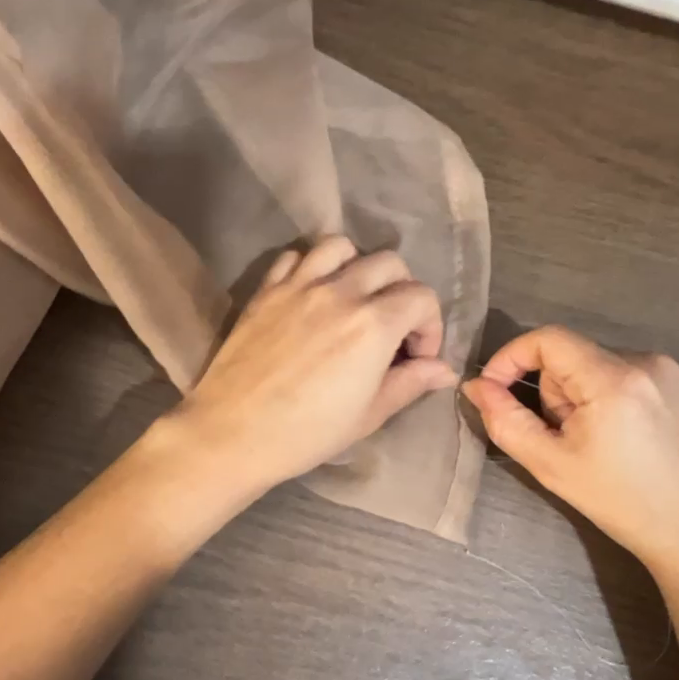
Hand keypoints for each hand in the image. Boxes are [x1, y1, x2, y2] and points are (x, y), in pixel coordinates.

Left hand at [172, 236, 455, 491]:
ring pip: (341, 246)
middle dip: (401, 291)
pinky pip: (294, 256)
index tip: (415, 356)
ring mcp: (299, 285)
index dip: (429, 326)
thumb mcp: (369, 414)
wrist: (234, 432)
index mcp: (374, 324)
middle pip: (389, 263)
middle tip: (391, 327)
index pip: (421, 297)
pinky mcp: (266, 290)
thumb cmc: (307, 433)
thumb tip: (444, 369)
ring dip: (357, 266)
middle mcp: (340, 291)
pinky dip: (310, 266)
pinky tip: (311, 294)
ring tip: (353, 298)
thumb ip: (410, 382)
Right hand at [461, 326, 678, 585]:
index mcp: (613, 379)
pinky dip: (617, 398)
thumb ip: (505, 421)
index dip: (511, 358)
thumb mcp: (551, 466)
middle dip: (555, 391)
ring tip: (602, 444)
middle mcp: (648, 361)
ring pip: (602, 366)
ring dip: (585, 395)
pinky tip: (632, 439)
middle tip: (565, 439)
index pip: (547, 338)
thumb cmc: (622, 504)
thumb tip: (476, 386)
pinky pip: (634, 375)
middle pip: (573, 356)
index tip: (497, 391)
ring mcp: (676, 371)